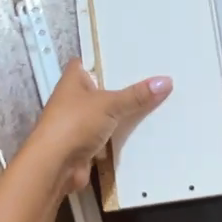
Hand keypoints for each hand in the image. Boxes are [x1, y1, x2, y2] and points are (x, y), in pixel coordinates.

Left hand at [21, 61, 171, 193]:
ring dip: (126, 113)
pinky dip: (123, 135)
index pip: (91, 61)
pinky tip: (148, 129)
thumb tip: (166, 80)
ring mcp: (80, 122)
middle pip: (104, 89)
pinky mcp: (87, 143)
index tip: (135, 56)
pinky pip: (110, 135)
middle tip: (156, 78)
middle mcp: (75, 98)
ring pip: (108, 113)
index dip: (110, 58)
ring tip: (159, 101)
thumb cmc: (75, 124)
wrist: (55, 165)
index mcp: (73, 80)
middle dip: (126, 87)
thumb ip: (136, 95)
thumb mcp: (109, 104)